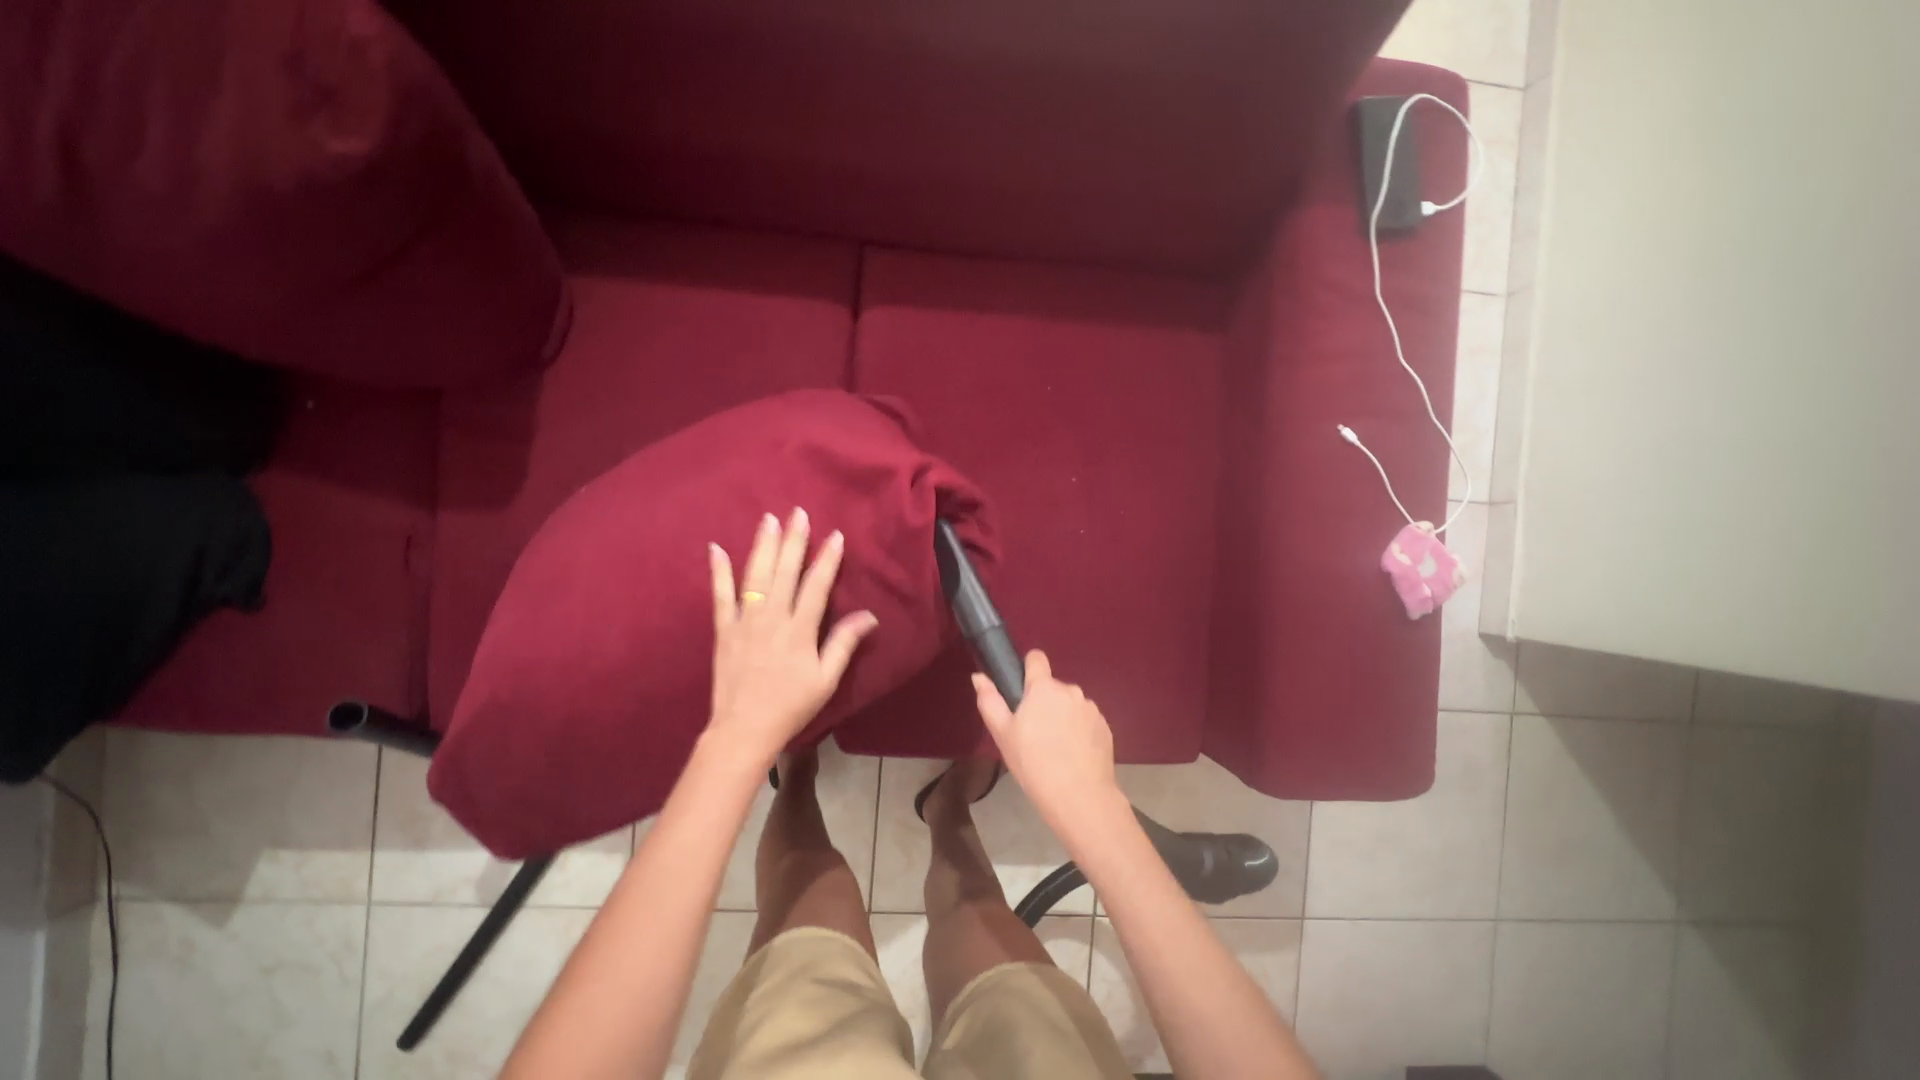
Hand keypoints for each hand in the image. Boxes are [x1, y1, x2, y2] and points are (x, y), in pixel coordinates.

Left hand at [707, 509, 876, 765]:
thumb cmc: (791, 706)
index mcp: (800, 629)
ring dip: (763, 545)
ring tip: (768, 519)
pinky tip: (716, 548)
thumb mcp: (826, 679)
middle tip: (798, 512)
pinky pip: (720, 595)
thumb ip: (844, 644)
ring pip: (755, 575)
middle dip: (793, 540)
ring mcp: (745, 621)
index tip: (835, 535)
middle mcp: (773, 617)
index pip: (817, 585)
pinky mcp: (723, 630)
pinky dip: (718, 571)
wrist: (744, 728)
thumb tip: (869, 616)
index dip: (827, 559)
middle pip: (785, 571)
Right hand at [971, 650, 1123, 829]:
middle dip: (1043, 702)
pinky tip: (1072, 755)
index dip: (1028, 668)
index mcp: (1044, 688)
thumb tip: (979, 676)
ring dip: (1062, 717)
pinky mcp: (1105, 727)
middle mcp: (1071, 690)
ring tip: (1055, 748)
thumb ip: (990, 701)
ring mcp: (1091, 708)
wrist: (1080, 796)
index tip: (1022, 689)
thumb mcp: (1003, 735)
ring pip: (1070, 705)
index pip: (1036, 658)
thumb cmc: (1034, 763)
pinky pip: (1086, 721)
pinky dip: (1078, 731)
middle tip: (1033, 733)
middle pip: (1052, 687)